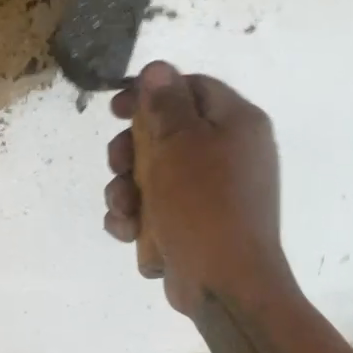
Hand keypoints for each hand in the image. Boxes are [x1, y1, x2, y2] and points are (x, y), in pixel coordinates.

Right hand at [103, 61, 293, 313]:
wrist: (223, 283)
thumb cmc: (203, 205)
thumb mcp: (179, 145)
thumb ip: (166, 103)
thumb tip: (157, 68)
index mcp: (236, 124)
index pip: (190, 88)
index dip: (150, 93)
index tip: (116, 110)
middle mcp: (228, 153)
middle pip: (164, 132)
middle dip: (129, 150)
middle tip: (117, 164)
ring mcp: (209, 191)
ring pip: (150, 173)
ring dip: (125, 188)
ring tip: (124, 209)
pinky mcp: (192, 222)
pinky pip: (153, 207)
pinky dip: (135, 216)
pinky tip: (129, 231)